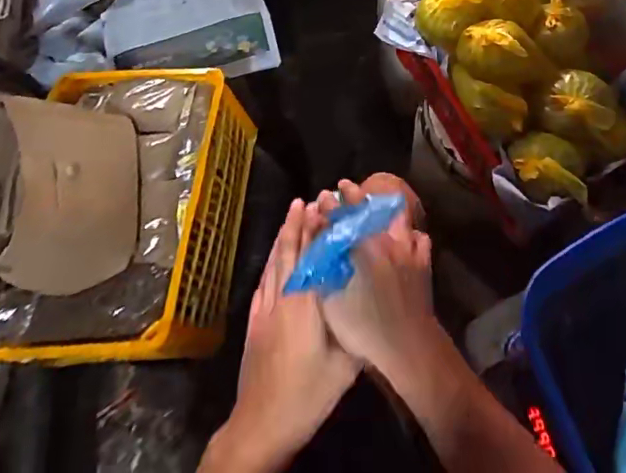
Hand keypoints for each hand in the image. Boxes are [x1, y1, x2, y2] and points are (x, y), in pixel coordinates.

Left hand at [205, 199, 357, 471]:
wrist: (261, 424)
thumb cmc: (308, 393)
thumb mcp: (345, 363)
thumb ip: (356, 325)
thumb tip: (370, 297)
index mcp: (305, 304)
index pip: (311, 256)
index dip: (317, 229)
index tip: (324, 205)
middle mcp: (283, 299)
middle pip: (290, 253)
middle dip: (299, 225)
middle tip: (309, 200)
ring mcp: (265, 310)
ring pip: (274, 264)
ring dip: (283, 237)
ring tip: (292, 213)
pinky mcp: (255, 322)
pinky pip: (263, 282)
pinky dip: (271, 262)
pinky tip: (273, 256)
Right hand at [317, 180, 439, 378]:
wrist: (407, 345)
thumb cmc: (364, 327)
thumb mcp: (332, 303)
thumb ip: (323, 273)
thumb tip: (315, 253)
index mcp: (363, 248)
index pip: (344, 217)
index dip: (331, 205)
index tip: (322, 196)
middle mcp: (386, 241)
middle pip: (370, 209)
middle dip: (355, 196)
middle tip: (345, 186)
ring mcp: (408, 249)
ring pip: (398, 217)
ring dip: (385, 207)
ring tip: (378, 203)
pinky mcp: (423, 262)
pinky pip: (419, 238)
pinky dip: (411, 234)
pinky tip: (406, 237)